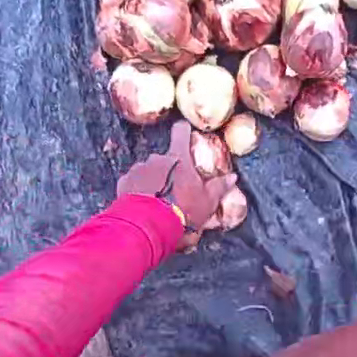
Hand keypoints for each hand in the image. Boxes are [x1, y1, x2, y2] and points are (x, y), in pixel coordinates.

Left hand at [116, 122, 236, 231]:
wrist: (149, 226)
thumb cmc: (183, 210)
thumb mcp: (207, 201)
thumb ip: (219, 186)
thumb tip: (233, 177)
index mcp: (178, 158)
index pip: (180, 132)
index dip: (183, 130)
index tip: (185, 131)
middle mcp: (156, 159)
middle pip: (164, 157)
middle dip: (169, 168)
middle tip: (175, 187)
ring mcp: (138, 169)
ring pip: (148, 170)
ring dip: (153, 179)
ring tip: (158, 199)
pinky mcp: (124, 182)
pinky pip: (133, 182)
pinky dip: (138, 189)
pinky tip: (144, 203)